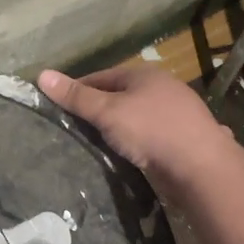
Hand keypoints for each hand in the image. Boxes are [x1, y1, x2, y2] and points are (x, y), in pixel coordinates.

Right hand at [38, 66, 235, 180]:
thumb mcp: (107, 111)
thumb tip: (41, 74)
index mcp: (145, 75)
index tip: (58, 108)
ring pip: (133, 117)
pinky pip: (147, 136)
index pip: (100, 76)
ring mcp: (175, 114)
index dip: (77, 90)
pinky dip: (132, 142)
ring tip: (93, 144)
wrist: (202, 169)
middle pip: (118, 96)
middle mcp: (162, 89)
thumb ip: (75, 96)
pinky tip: (122, 155)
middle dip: (96, 110)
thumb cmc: (151, 131)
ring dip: (114, 128)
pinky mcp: (181, 139)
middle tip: (72, 129)